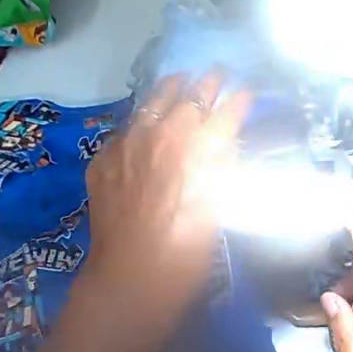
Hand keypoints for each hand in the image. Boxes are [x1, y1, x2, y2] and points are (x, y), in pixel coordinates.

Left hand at [79, 72, 250, 324]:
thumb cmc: (188, 254)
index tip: (247, 91)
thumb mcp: (219, 208)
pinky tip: (144, 128)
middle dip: (208, 83)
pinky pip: (125, 129)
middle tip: (216, 75)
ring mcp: (130, 141)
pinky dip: (140, 123)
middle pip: (191, 94)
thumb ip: (222, 168)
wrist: (132, 276)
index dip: (241, 98)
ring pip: (153, 100)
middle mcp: (166, 132)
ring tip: (180, 81)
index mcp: (204, 145)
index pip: (229, 108)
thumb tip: (223, 145)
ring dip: (171, 90)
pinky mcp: (104, 157)